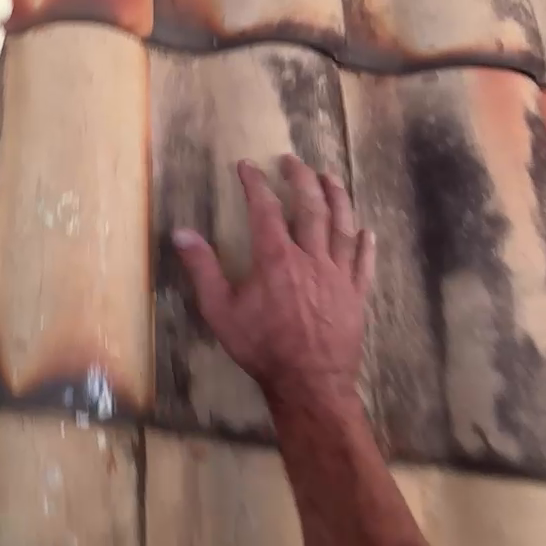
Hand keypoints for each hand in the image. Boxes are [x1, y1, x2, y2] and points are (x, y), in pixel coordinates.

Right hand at [171, 155, 374, 405]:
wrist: (310, 385)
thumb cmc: (260, 346)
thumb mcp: (219, 309)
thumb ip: (202, 268)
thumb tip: (181, 233)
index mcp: (276, 258)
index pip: (265, 209)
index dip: (255, 183)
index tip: (246, 166)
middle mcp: (311, 259)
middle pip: (311, 208)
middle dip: (300, 180)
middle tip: (291, 161)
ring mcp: (339, 276)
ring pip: (342, 227)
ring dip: (336, 197)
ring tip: (329, 177)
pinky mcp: (356, 296)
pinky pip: (363, 262)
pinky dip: (364, 242)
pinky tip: (364, 229)